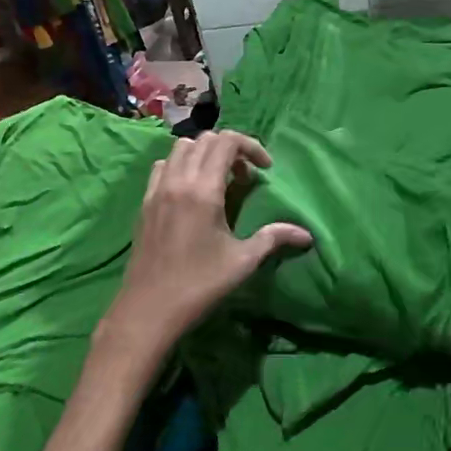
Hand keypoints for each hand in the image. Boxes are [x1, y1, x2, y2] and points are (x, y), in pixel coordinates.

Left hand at [105, 132, 311, 352]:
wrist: (147, 311)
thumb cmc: (199, 285)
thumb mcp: (242, 261)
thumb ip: (273, 238)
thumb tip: (306, 235)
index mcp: (203, 190)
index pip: (226, 142)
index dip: (251, 146)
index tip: (265, 169)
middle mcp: (178, 181)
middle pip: (205, 140)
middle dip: (231, 149)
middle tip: (245, 176)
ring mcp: (157, 190)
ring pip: (181, 148)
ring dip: (204, 154)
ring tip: (219, 180)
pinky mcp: (144, 203)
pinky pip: (163, 167)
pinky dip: (181, 166)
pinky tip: (191, 192)